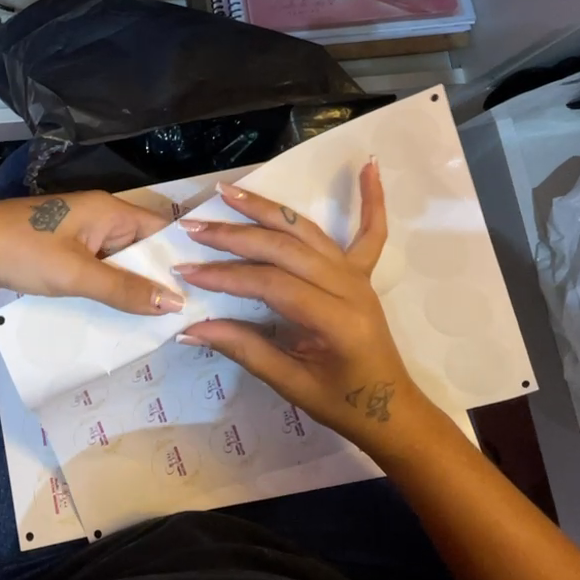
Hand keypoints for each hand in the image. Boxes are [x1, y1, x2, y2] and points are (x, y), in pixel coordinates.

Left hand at [0, 192, 182, 316]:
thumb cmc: (23, 251)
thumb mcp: (76, 273)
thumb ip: (124, 289)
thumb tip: (174, 303)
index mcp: (107, 210)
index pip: (159, 229)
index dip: (180, 257)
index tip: (204, 290)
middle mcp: (97, 216)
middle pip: (141, 247)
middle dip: (158, 279)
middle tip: (186, 317)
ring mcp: (78, 233)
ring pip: (118, 261)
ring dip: (132, 287)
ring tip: (160, 323)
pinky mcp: (62, 250)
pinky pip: (97, 268)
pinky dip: (108, 288)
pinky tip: (119, 316)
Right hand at [175, 161, 433, 454]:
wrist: (393, 412)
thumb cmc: (342, 403)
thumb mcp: (290, 384)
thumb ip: (243, 349)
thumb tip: (188, 329)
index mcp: (335, 319)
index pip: (271, 284)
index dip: (227, 276)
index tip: (186, 271)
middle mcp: (349, 287)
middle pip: (284, 248)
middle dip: (234, 236)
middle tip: (193, 227)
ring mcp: (357, 275)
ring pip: (306, 231)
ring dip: (266, 207)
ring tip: (228, 191)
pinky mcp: (361, 272)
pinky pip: (369, 232)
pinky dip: (371, 199)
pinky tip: (368, 166)